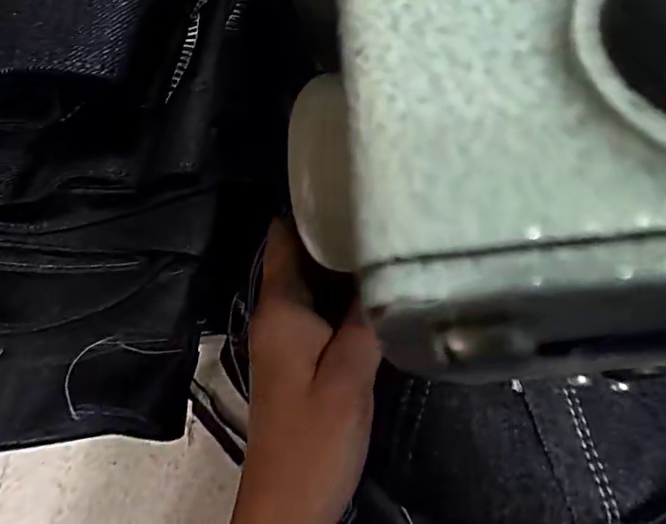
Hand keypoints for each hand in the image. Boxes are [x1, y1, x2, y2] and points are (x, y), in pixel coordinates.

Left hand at [230, 220, 381, 523]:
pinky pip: (322, 305)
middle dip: (336, 228)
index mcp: (281, 309)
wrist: (289, 505)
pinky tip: (377, 285)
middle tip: (380, 200)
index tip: (343, 176)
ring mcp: (288, 336)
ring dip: (342, 260)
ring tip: (385, 232)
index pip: (284, 238)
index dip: (307, 204)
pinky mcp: (301, 356)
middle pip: (303, 254)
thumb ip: (368, 318)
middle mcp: (278, 315)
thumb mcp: (350, 374)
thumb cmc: (314, 436)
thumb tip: (387, 267)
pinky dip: (344, 291)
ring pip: (315, 280)